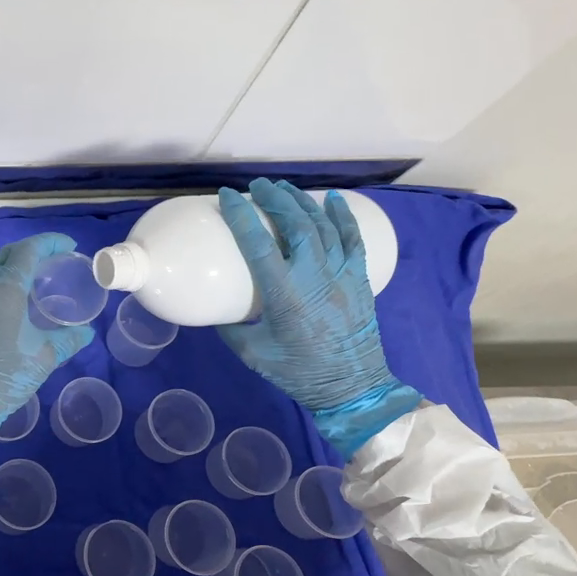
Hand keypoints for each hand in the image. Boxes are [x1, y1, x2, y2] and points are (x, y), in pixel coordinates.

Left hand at [0, 233, 94, 488]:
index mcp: (4, 289)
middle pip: (8, 254)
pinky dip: (6, 279)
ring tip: (42, 274)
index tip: (69, 245)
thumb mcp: (45, 356)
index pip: (27, 251)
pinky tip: (21, 296)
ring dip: (17, 264)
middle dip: (32, 249)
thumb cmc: (6, 375)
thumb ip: (69, 339)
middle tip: (56, 257)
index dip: (49, 243)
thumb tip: (86, 332)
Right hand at [216, 179, 421, 457]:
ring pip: (323, 226)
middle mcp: (314, 277)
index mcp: (284, 295)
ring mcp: (342, 275)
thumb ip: (231, 328)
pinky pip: (352, 239)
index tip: (228, 197)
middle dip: (275, 199)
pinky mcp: (359, 279)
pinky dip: (342, 217)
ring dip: (302, 202)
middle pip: (295, 224)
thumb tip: (217, 307)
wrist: (355, 389)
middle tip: (257, 186)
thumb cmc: (299, 374)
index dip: (241, 216)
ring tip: (285, 188)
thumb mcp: (253, 354)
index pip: (259, 244)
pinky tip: (333, 200)